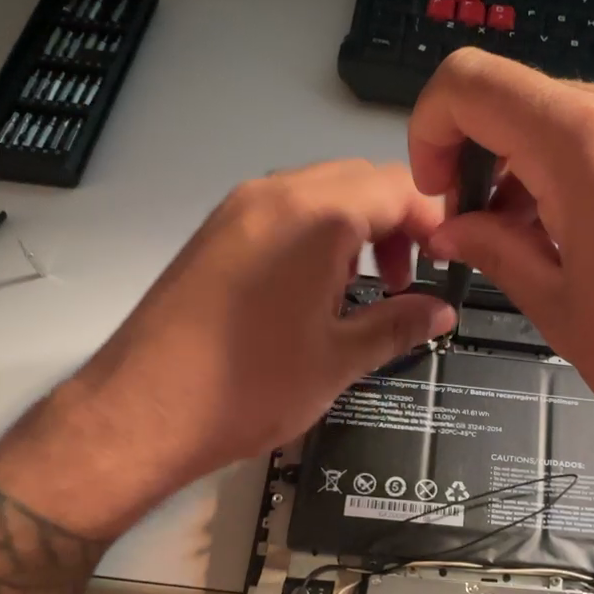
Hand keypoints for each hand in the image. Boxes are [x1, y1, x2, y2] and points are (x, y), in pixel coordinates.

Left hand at [0, 161, 456, 538]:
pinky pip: (284, 213)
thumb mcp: (339, 358)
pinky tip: (319, 290)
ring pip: (320, 193)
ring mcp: (238, 211)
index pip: (397, 189)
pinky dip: (317, 236)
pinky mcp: (216, 233)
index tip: (450, 261)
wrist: (143, 411)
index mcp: (315, 217)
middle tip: (411, 280)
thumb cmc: (249, 386)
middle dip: (398, 223)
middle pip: (359, 181)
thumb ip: (399, 324)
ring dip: (357, 228)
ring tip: (367, 289)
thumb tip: (440, 313)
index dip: (434, 221)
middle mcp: (274, 196)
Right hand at [409, 50, 593, 463]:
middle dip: (474, 160)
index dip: (429, 131)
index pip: (470, 84)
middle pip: (512, 99)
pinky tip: (562, 241)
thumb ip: (493, 251)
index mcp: (584, 145)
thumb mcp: (558, 307)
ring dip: (518, 174)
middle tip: (471, 232)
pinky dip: (560, 177)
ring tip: (521, 249)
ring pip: (553, 121)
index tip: (434, 188)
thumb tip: (456, 229)